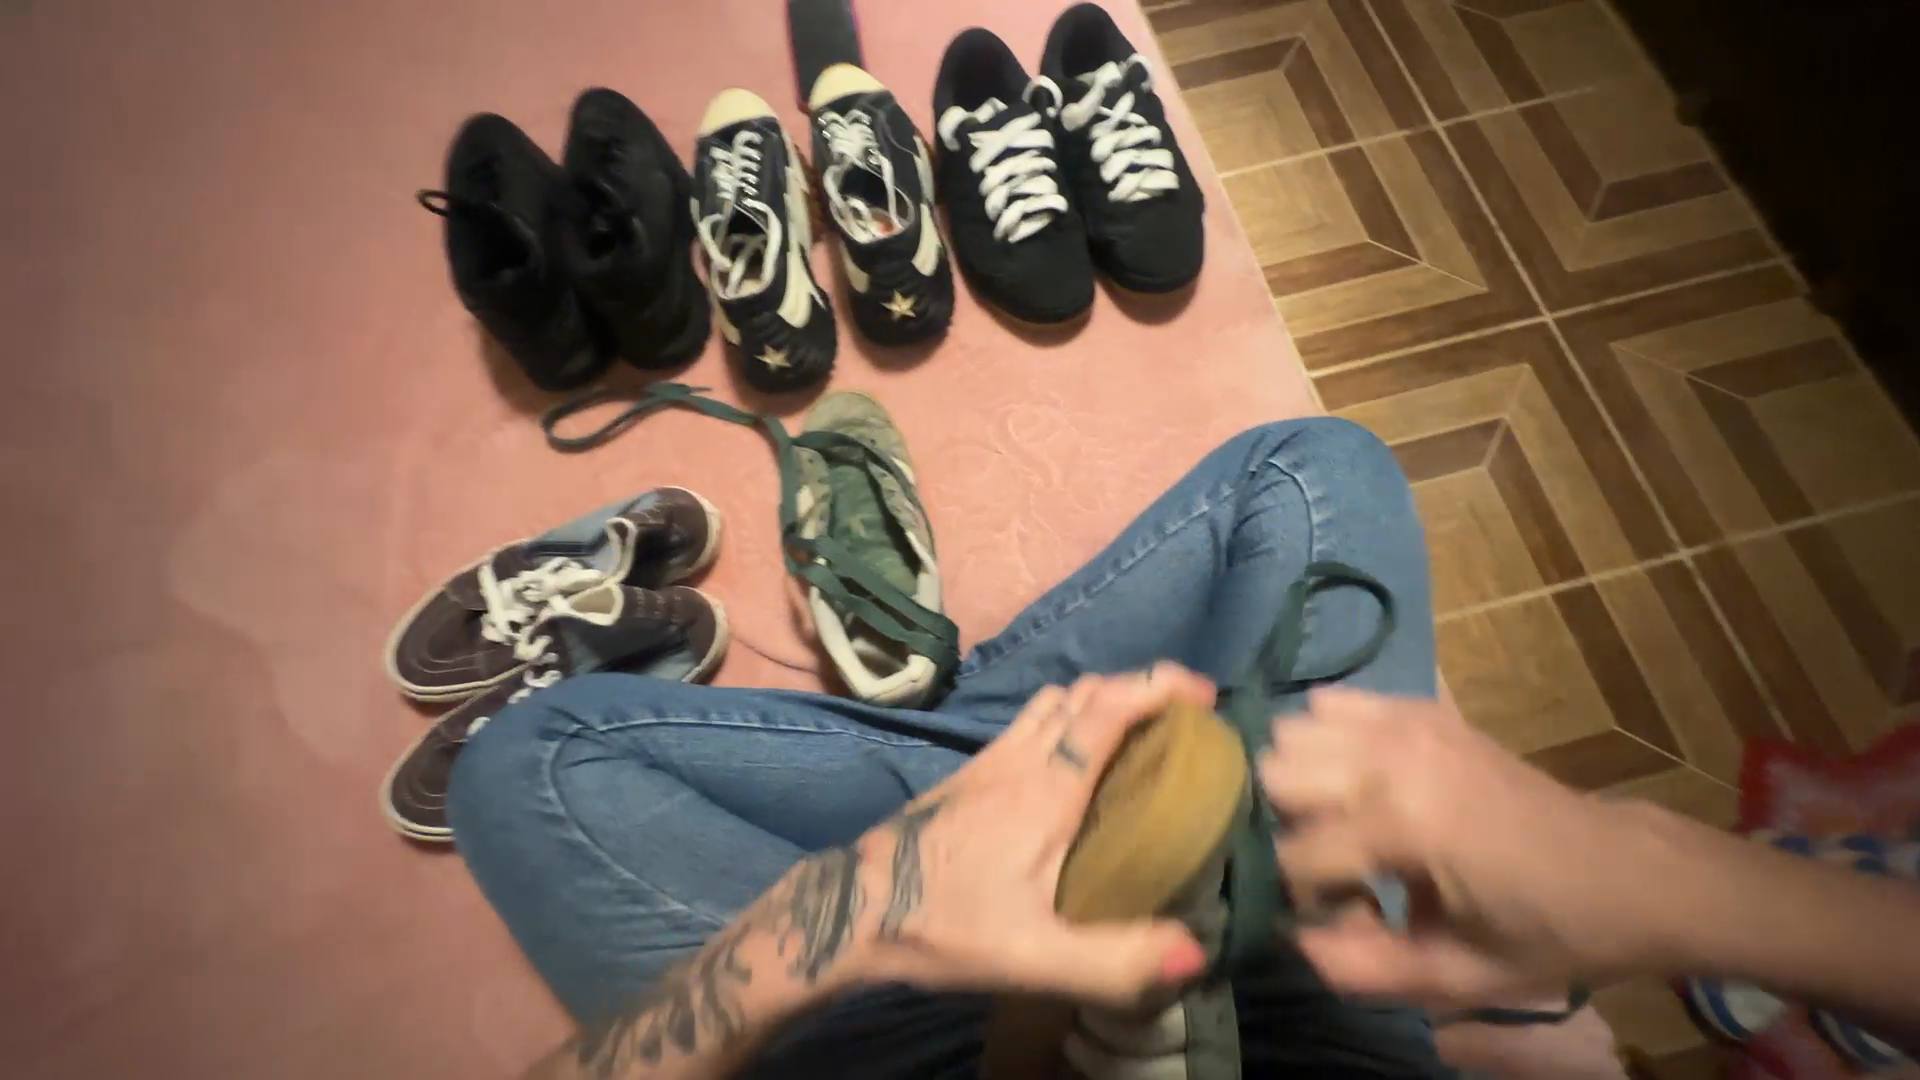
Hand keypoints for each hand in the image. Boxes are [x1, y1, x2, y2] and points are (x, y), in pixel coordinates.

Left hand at [843, 665, 1215, 1009]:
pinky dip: (1067, 715)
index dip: (1155, 688)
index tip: (1201, 693)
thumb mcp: (1033, 957)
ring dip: (1099, 697)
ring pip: (1053, 700)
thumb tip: (1195, 950)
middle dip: (1136, 687)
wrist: (858, 904)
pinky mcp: (973, 771)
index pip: (1105, 711)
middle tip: (1180, 714)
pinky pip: (1030, 720)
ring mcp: (992, 760)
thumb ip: (1114, 958)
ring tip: (1137, 726)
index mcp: (1045, 790)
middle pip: (1083, 693)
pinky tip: (1076, 754)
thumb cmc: (946, 924)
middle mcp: (1020, 759)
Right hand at [1259, 689, 1655, 1009]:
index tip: (1345, 913)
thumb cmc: (1548, 932)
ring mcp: (1401, 723)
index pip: (1292, 854)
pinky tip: (1360, 774)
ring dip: (1302, 776)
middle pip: (1274, 775)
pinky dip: (1328, 736)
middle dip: (1289, 824)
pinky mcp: (1414, 707)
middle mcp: (1388, 759)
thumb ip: (1360, 967)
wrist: (1629, 872)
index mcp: (1403, 826)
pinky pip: (1329, 702)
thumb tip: (1291, 936)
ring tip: (1343, 813)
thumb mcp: (1460, 975)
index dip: (1304, 894)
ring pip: (1290, 731)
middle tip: (1337, 856)